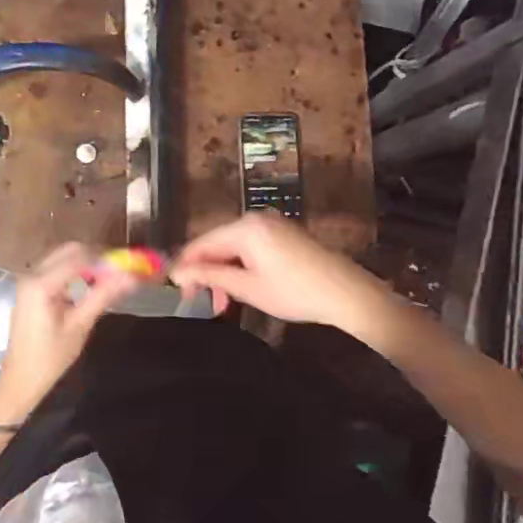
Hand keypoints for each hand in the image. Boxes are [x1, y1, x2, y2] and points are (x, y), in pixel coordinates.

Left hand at [0, 244, 136, 423]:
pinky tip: (90, 290)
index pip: (80, 258)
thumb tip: (131, 277)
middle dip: (97, 259)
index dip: (107, 261)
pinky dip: (74, 275)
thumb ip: (103, 296)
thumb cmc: (50, 357)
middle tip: (119, 274)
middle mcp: (32, 275)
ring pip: (63, 259)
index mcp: (41, 284)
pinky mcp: (31, 290)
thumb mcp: (80, 325)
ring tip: (108, 283)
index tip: (129, 268)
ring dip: (86, 266)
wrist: (22, 377)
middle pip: (70, 252)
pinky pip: (56, 271)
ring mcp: (29, 281)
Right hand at [170, 213, 388, 330]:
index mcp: (245, 228)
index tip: (177, 291)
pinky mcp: (282, 235)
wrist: (346, 293)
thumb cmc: (295, 292)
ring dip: (222, 273)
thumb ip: (210, 276)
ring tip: (222, 302)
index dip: (185, 267)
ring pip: (231, 248)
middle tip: (202, 302)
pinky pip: (249, 248)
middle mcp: (255, 219)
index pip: (201, 244)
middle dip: (205, 273)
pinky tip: (239, 288)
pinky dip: (239, 267)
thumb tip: (177, 272)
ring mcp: (271, 225)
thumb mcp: (246, 287)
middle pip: (215, 244)